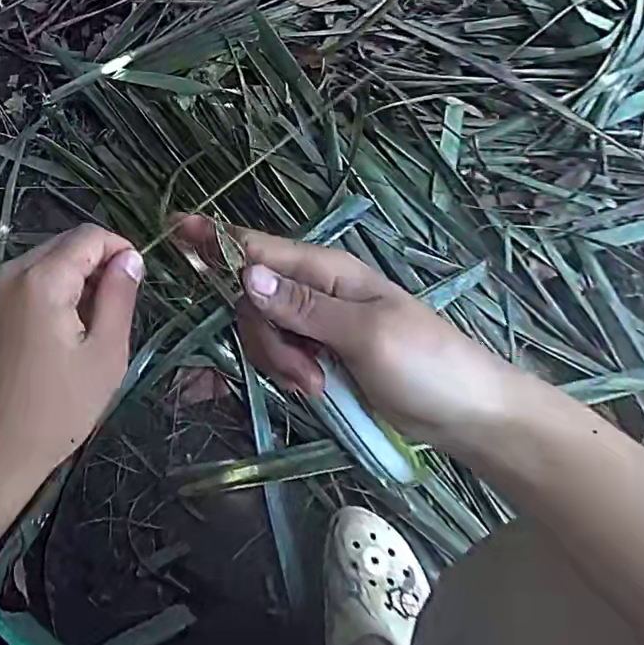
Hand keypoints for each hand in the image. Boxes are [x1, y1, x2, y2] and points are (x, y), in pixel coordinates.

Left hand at [0, 225, 141, 530]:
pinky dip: (59, 288)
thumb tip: (131, 257)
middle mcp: (13, 270)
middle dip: (100, 263)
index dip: (120, 249)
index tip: (138, 282)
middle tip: (119, 309)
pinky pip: (34, 277)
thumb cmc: (56, 411)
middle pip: (68, 242)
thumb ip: (120, 296)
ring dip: (80, 277)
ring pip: (52, 258)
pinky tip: (69, 327)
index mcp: (41, 279)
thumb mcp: (105, 354)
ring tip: (95, 324)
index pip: (89, 235)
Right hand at [174, 216, 541, 456]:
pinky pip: (278, 353)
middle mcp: (312, 287)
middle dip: (264, 337)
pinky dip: (288, 373)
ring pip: (261, 329)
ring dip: (279, 361)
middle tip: (302, 371)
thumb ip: (303, 306)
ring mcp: (313, 320)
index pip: (257, 246)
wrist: (469, 415)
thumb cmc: (428, 364)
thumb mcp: (366, 334)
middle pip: (251, 298)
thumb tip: (246, 274)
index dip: (214, 238)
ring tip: (319, 385)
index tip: (174, 229)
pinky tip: (318, 389)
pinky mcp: (316, 350)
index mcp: (325, 269)